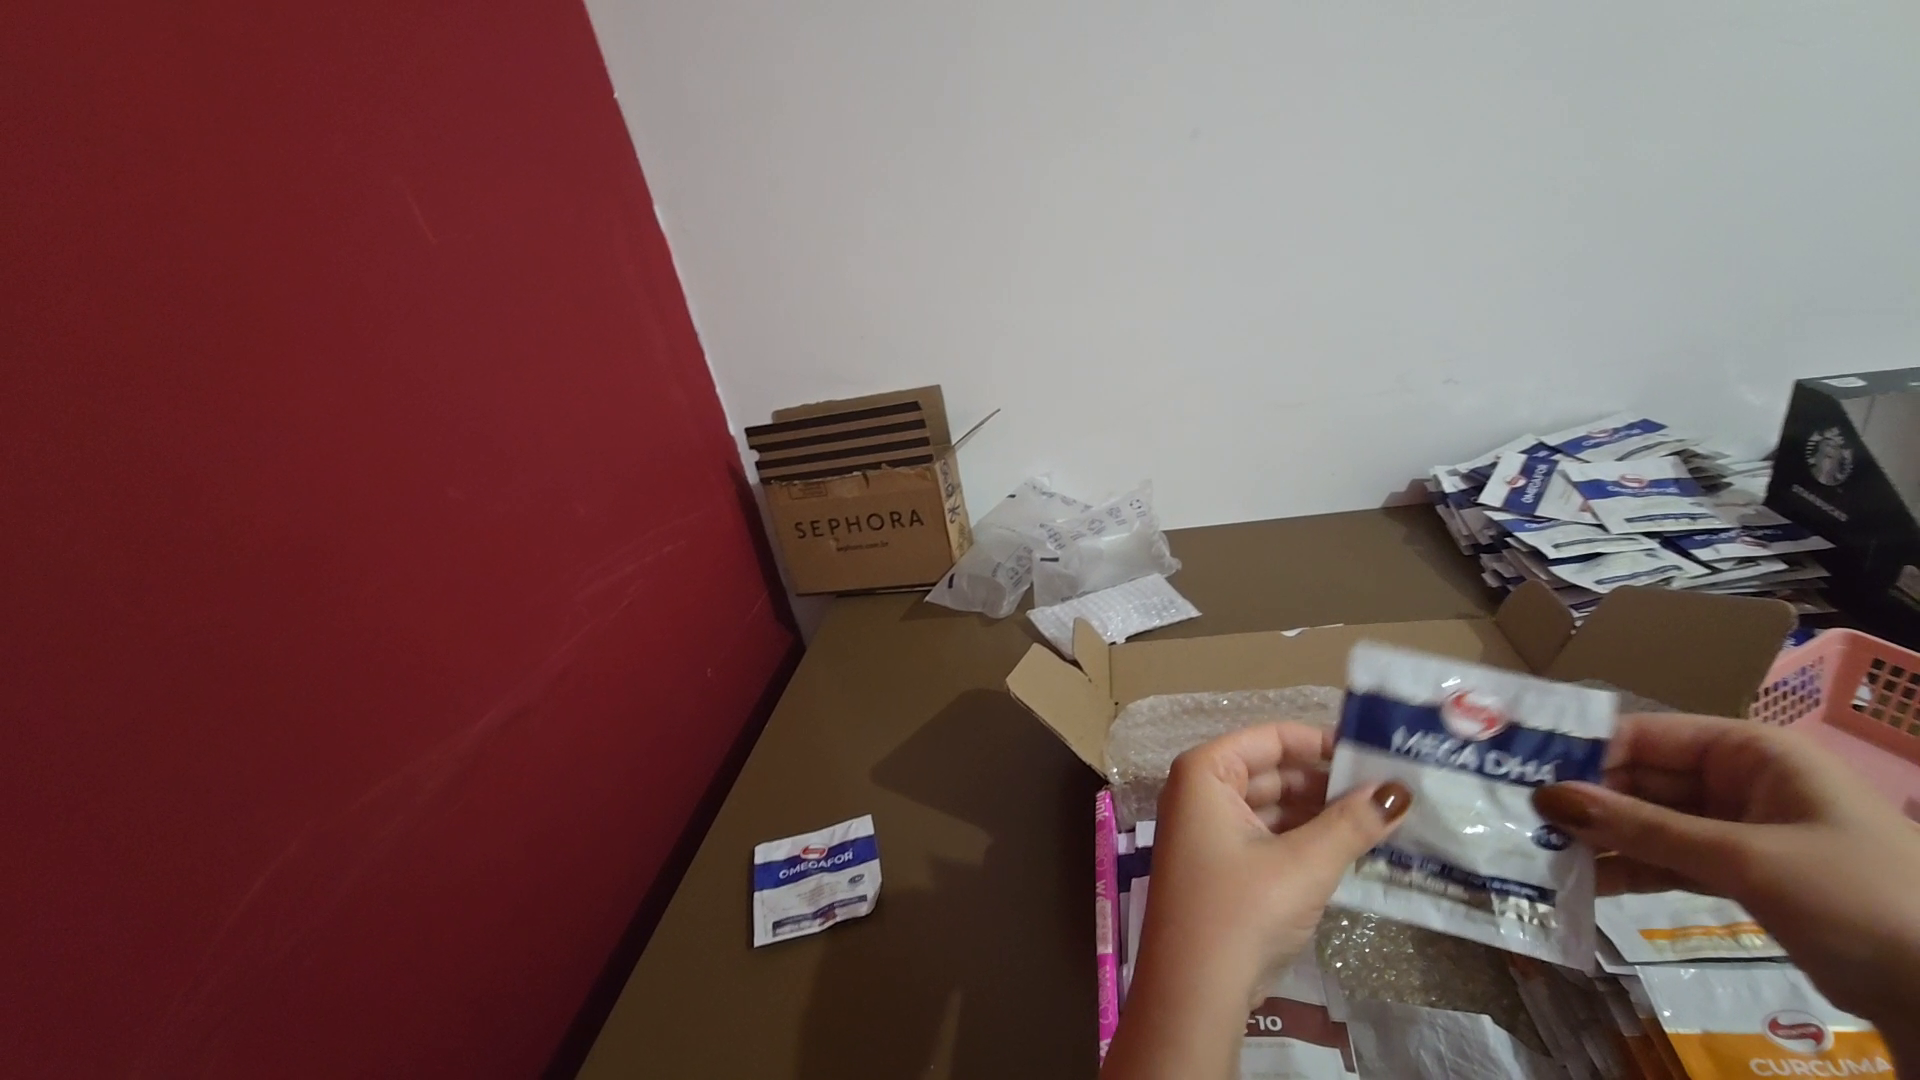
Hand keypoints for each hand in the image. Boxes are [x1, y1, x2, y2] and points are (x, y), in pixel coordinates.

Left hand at [1102, 723, 1409, 1079]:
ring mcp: (1208, 830)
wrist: (1194, 991)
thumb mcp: (1304, 864)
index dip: (1322, 741)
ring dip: (1322, 813)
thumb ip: (1352, 823)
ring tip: (1383, 818)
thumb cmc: (1242, 910)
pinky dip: (1305, 839)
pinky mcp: (1222, 866)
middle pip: (1274, 771)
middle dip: (1328, 782)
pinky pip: (1268, 836)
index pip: (1271, 738)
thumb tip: (1399, 791)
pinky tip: (1352, 848)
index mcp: (1206, 772)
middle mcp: (1200, 792)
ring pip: (1274, 806)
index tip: (1376, 752)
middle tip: (1392, 791)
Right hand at [1532, 713, 1919, 1039]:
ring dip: (1598, 839)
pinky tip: (1579, 883)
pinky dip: (1626, 869)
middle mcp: (1738, 780)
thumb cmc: (1860, 898)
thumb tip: (1543, 798)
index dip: (1580, 751)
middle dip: (1582, 801)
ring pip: (1647, 822)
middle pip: (1638, 780)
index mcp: (1750, 752)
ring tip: (1534, 851)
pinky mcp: (1738, 873)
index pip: (1643, 735)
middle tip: (1514, 817)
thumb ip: (1639, 827)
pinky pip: (1666, 859)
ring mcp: (1738, 829)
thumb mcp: (1744, 858)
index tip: (1518, 772)